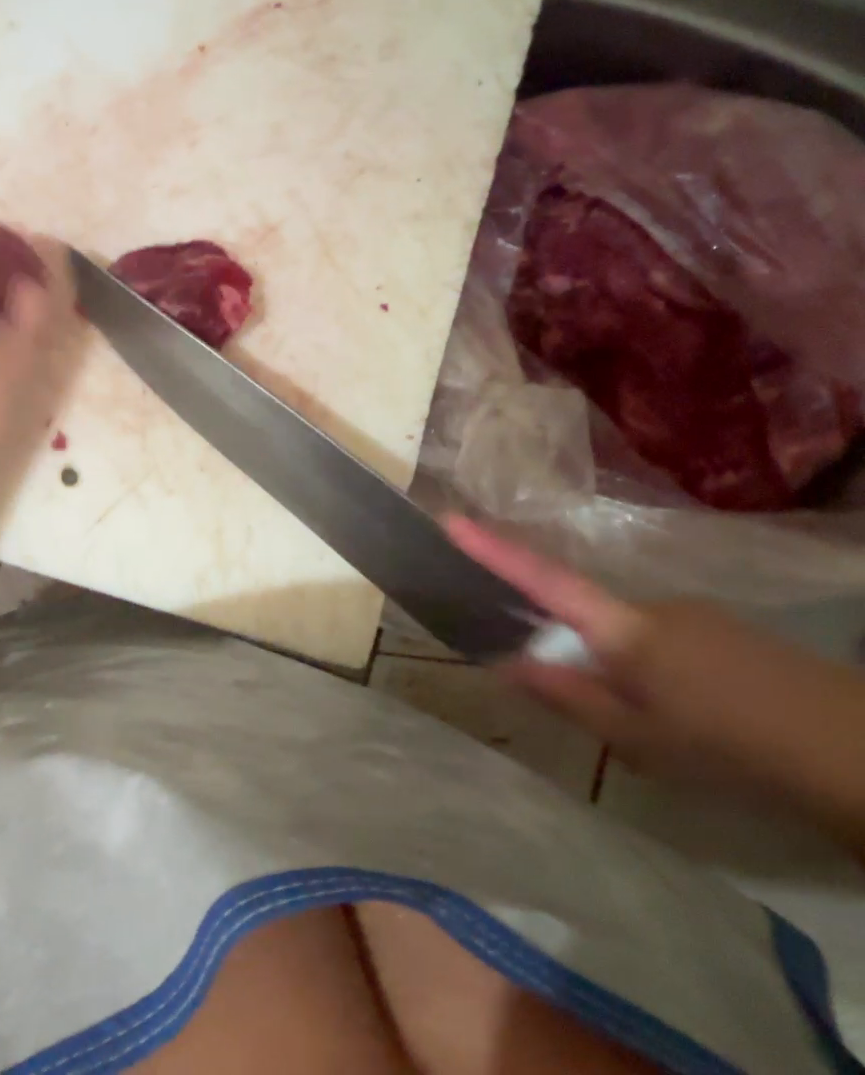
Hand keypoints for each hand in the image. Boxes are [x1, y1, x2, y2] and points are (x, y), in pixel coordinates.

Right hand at [449, 516, 864, 842]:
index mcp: (625, 630)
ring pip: (626, 637)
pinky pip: (663, 644)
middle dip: (568, 652)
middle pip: (585, 619)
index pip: (544, 582)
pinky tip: (685, 720)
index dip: (495, 551)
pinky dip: (651, 674)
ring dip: (616, 670)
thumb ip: (565, 694)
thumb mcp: (632, 737)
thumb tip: (505, 662)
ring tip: (647, 728)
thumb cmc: (730, 747)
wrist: (862, 756)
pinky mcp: (731, 635)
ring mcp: (700, 618)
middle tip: (584, 708)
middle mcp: (658, 609)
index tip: (451, 519)